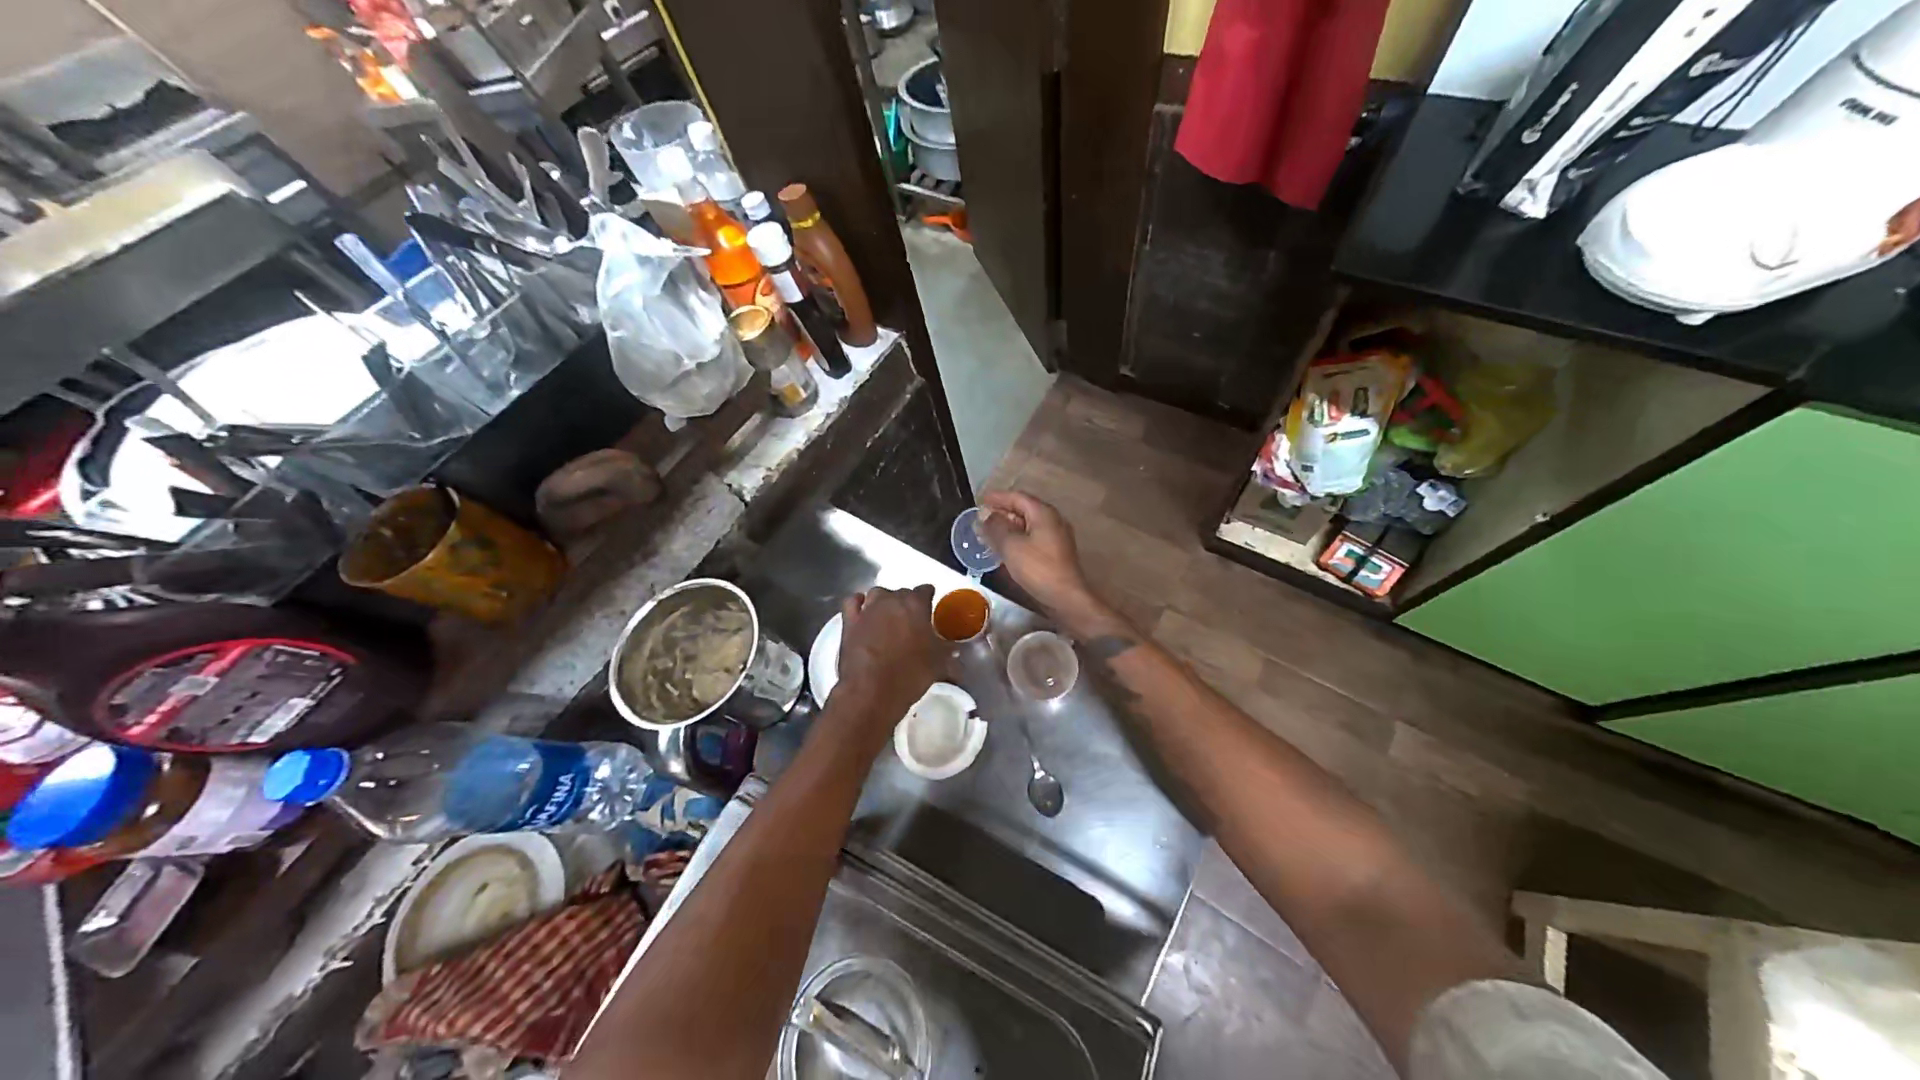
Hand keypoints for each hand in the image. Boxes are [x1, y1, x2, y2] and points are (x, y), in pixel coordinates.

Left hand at [833, 585, 940, 733]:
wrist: (871, 691)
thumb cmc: (910, 675)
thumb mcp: (939, 665)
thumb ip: (948, 653)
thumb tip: (955, 652)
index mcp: (916, 604)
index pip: (925, 590)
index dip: (928, 598)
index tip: (930, 608)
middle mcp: (891, 600)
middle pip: (901, 592)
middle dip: (906, 603)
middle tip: (911, 621)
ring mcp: (868, 609)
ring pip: (877, 594)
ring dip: (884, 602)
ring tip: (888, 618)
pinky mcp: (849, 621)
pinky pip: (853, 602)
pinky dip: (859, 604)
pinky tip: (863, 612)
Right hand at [977, 491, 1095, 618]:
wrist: (1065, 597)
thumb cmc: (1037, 568)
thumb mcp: (1011, 545)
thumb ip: (995, 527)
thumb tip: (985, 514)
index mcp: (1043, 513)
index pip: (1017, 497)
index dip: (997, 498)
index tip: (980, 501)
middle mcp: (1053, 519)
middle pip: (1024, 509)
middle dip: (1001, 513)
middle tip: (981, 519)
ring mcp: (1057, 536)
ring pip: (1028, 525)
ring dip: (1008, 527)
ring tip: (989, 534)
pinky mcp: (1056, 552)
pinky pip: (1033, 537)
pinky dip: (1017, 538)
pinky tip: (1006, 548)